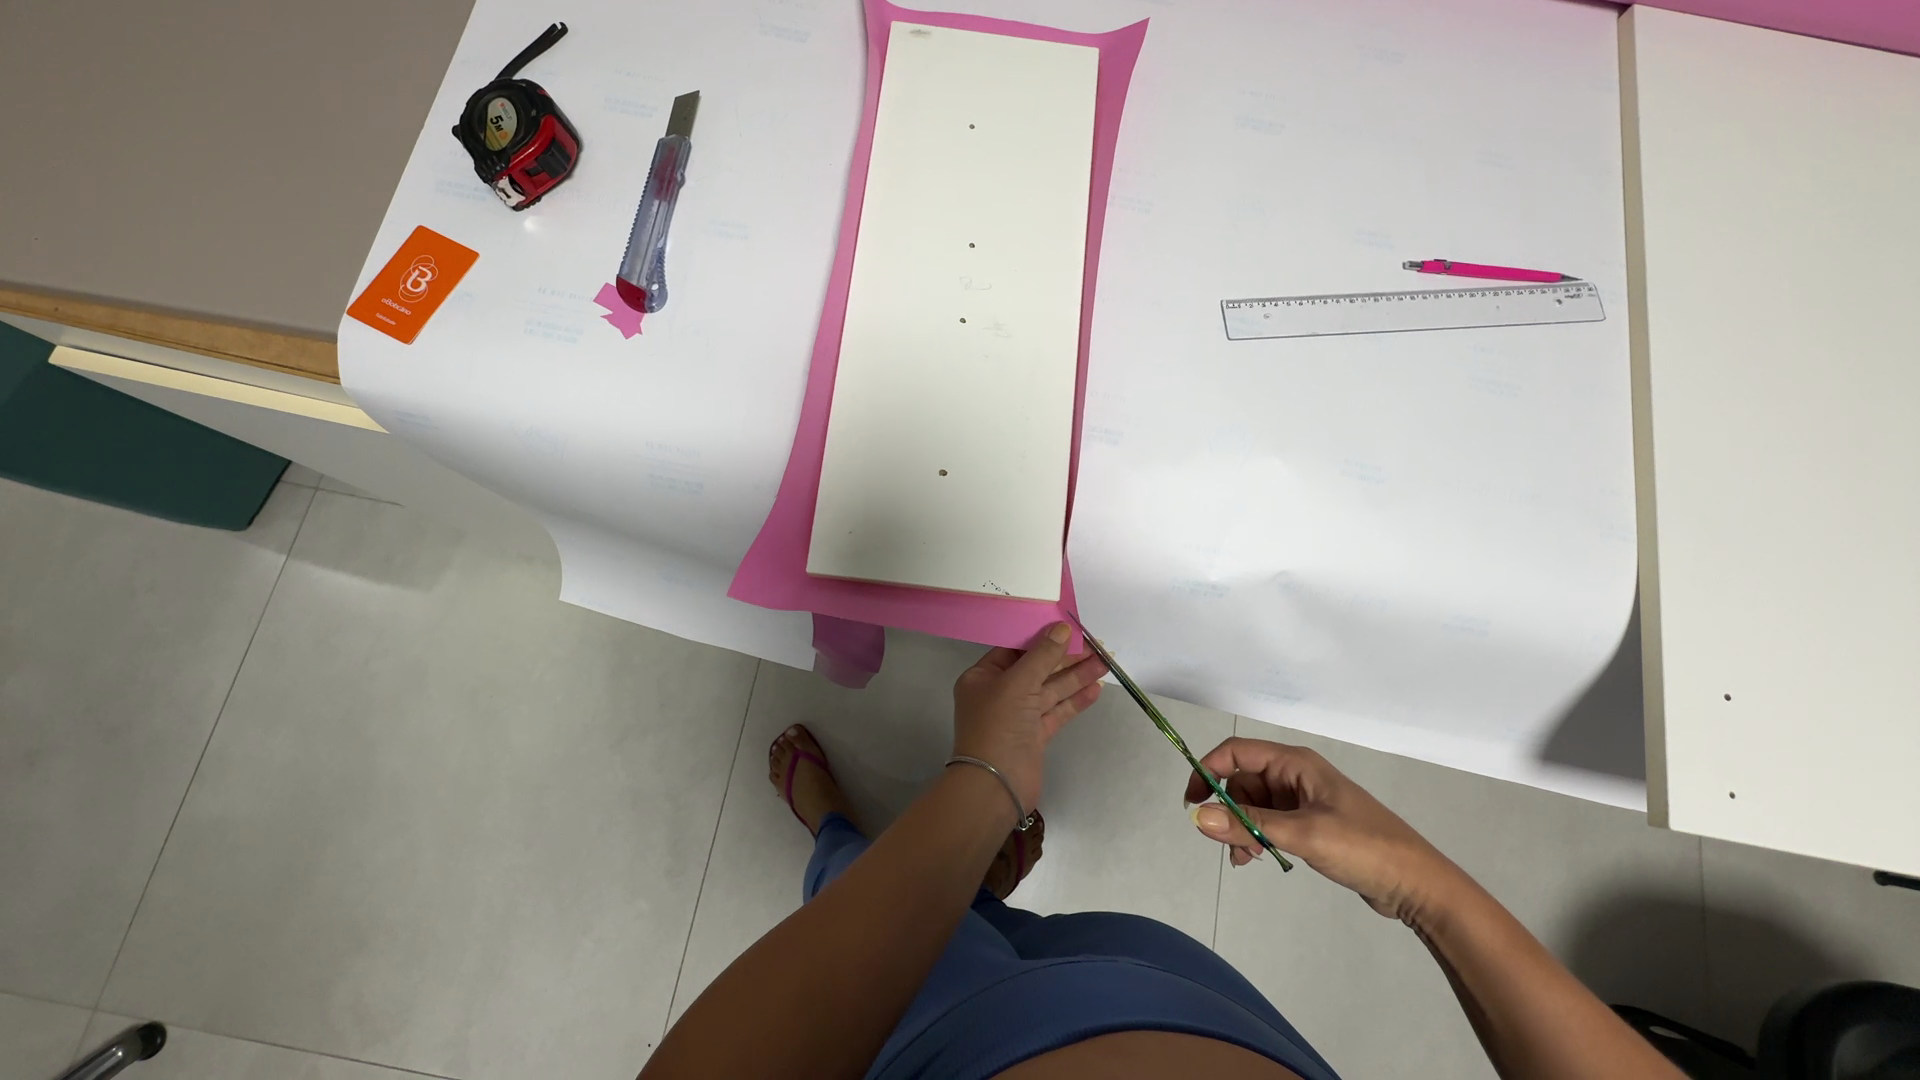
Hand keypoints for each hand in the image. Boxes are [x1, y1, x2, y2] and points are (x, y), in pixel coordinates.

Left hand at [952, 623, 1106, 817]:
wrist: (995, 785)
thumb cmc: (998, 726)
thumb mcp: (1018, 683)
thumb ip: (1042, 656)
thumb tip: (1062, 628)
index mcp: (982, 677)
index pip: (1013, 650)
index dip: (1040, 638)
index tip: (1067, 627)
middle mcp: (999, 694)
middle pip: (1036, 669)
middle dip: (1065, 658)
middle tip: (1095, 645)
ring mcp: (1018, 716)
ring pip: (1050, 690)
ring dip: (1076, 677)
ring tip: (1104, 662)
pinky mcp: (1034, 736)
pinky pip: (1056, 711)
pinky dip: (1075, 700)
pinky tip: (1095, 688)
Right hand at [1185, 738, 1467, 925]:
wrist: (1418, 885)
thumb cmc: (1363, 848)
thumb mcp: (1302, 835)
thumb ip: (1248, 826)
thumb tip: (1197, 818)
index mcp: (1295, 764)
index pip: (1236, 753)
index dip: (1208, 771)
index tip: (1192, 803)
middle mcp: (1295, 776)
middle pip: (1241, 782)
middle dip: (1227, 810)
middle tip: (1227, 843)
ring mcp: (1303, 801)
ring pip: (1252, 805)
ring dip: (1241, 828)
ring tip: (1246, 860)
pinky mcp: (1309, 825)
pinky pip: (1268, 823)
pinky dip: (1256, 838)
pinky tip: (1258, 860)